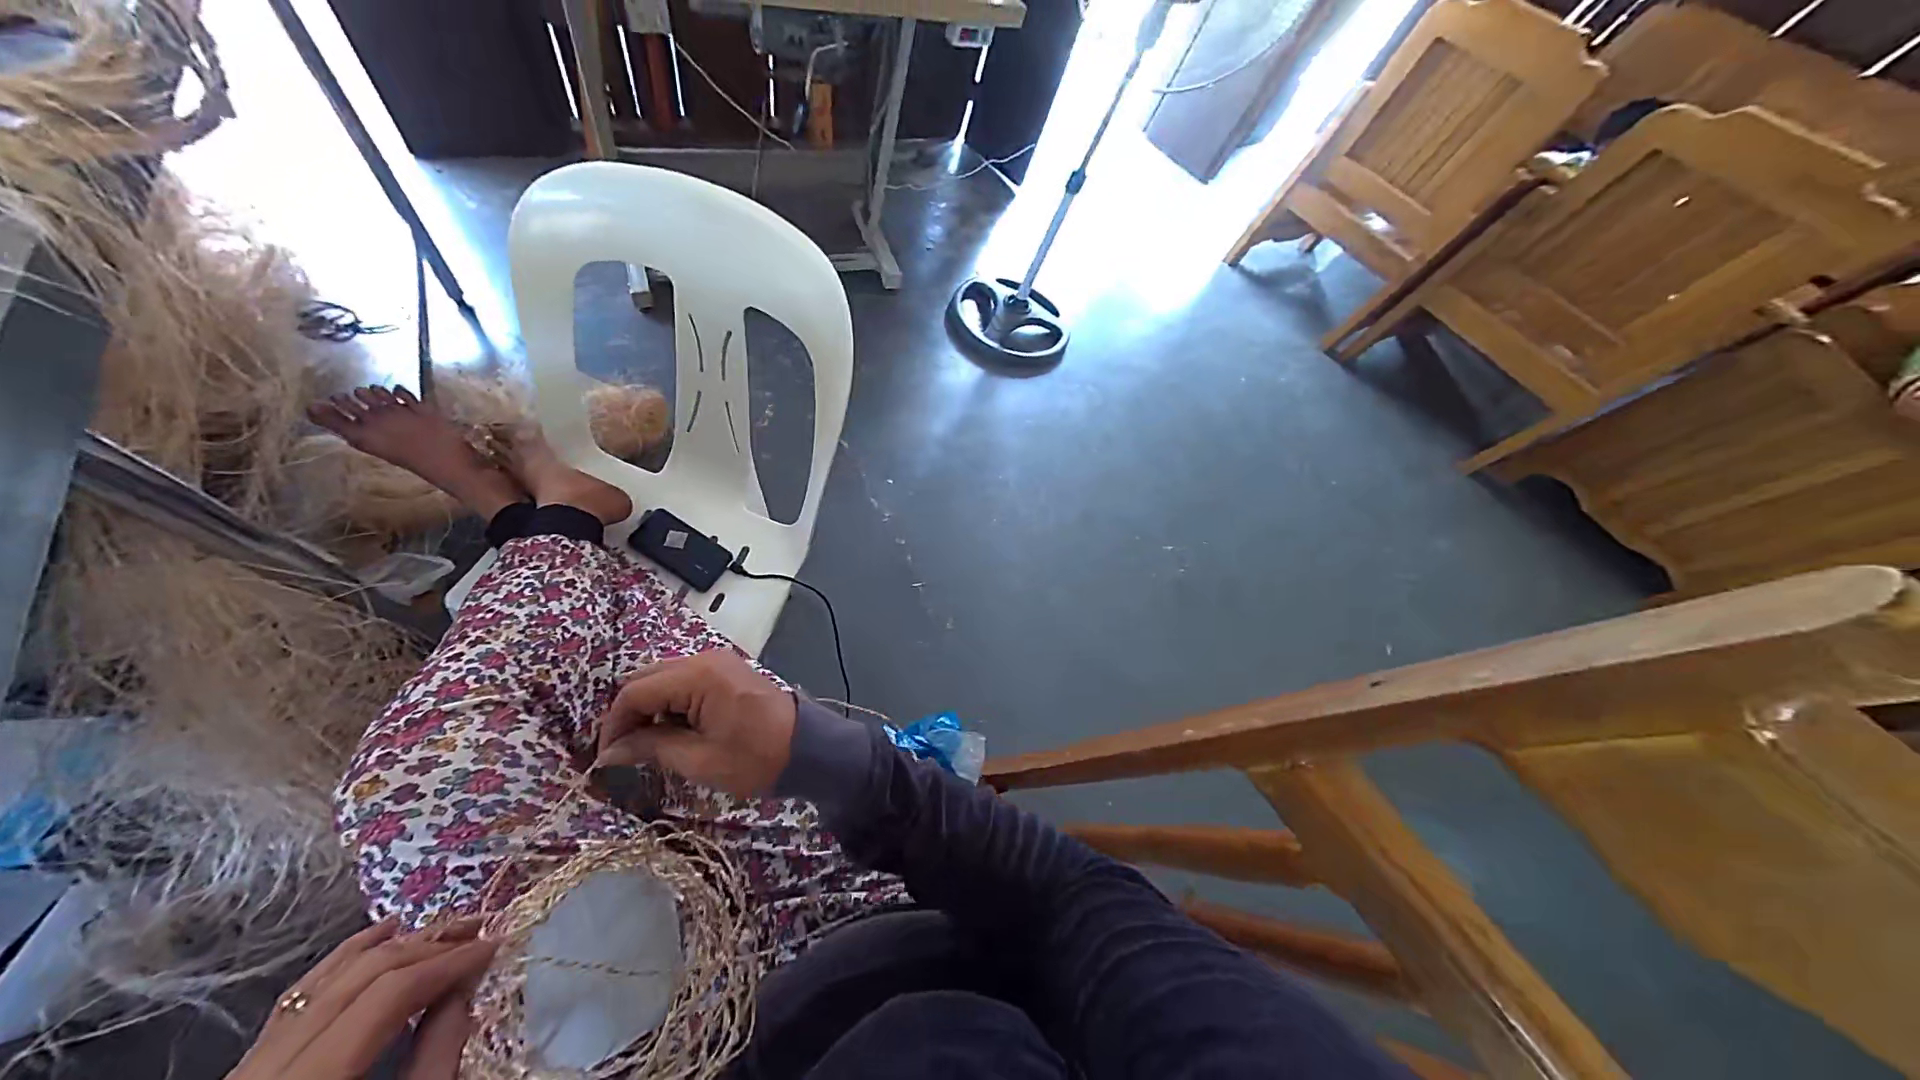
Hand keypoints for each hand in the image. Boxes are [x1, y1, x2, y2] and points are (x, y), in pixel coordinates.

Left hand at [227, 919, 496, 1079]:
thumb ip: (435, 1055)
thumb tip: (465, 984)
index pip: (387, 995)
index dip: (447, 963)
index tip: (495, 945)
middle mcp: (264, 1069)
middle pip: (360, 978)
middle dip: (428, 946)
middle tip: (482, 928)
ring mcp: (245, 1068)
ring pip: (327, 979)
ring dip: (394, 945)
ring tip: (446, 927)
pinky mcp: (246, 1069)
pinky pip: (298, 998)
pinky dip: (344, 959)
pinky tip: (383, 931)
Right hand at [595, 651, 795, 796]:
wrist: (808, 749)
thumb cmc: (755, 758)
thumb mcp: (699, 760)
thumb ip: (651, 748)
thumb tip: (610, 752)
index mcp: (698, 675)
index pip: (635, 692)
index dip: (614, 724)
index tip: (607, 756)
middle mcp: (705, 659)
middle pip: (646, 679)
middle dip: (629, 714)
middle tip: (624, 752)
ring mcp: (718, 662)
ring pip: (664, 679)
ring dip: (650, 708)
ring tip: (647, 745)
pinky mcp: (727, 672)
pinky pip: (685, 681)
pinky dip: (671, 703)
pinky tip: (672, 731)